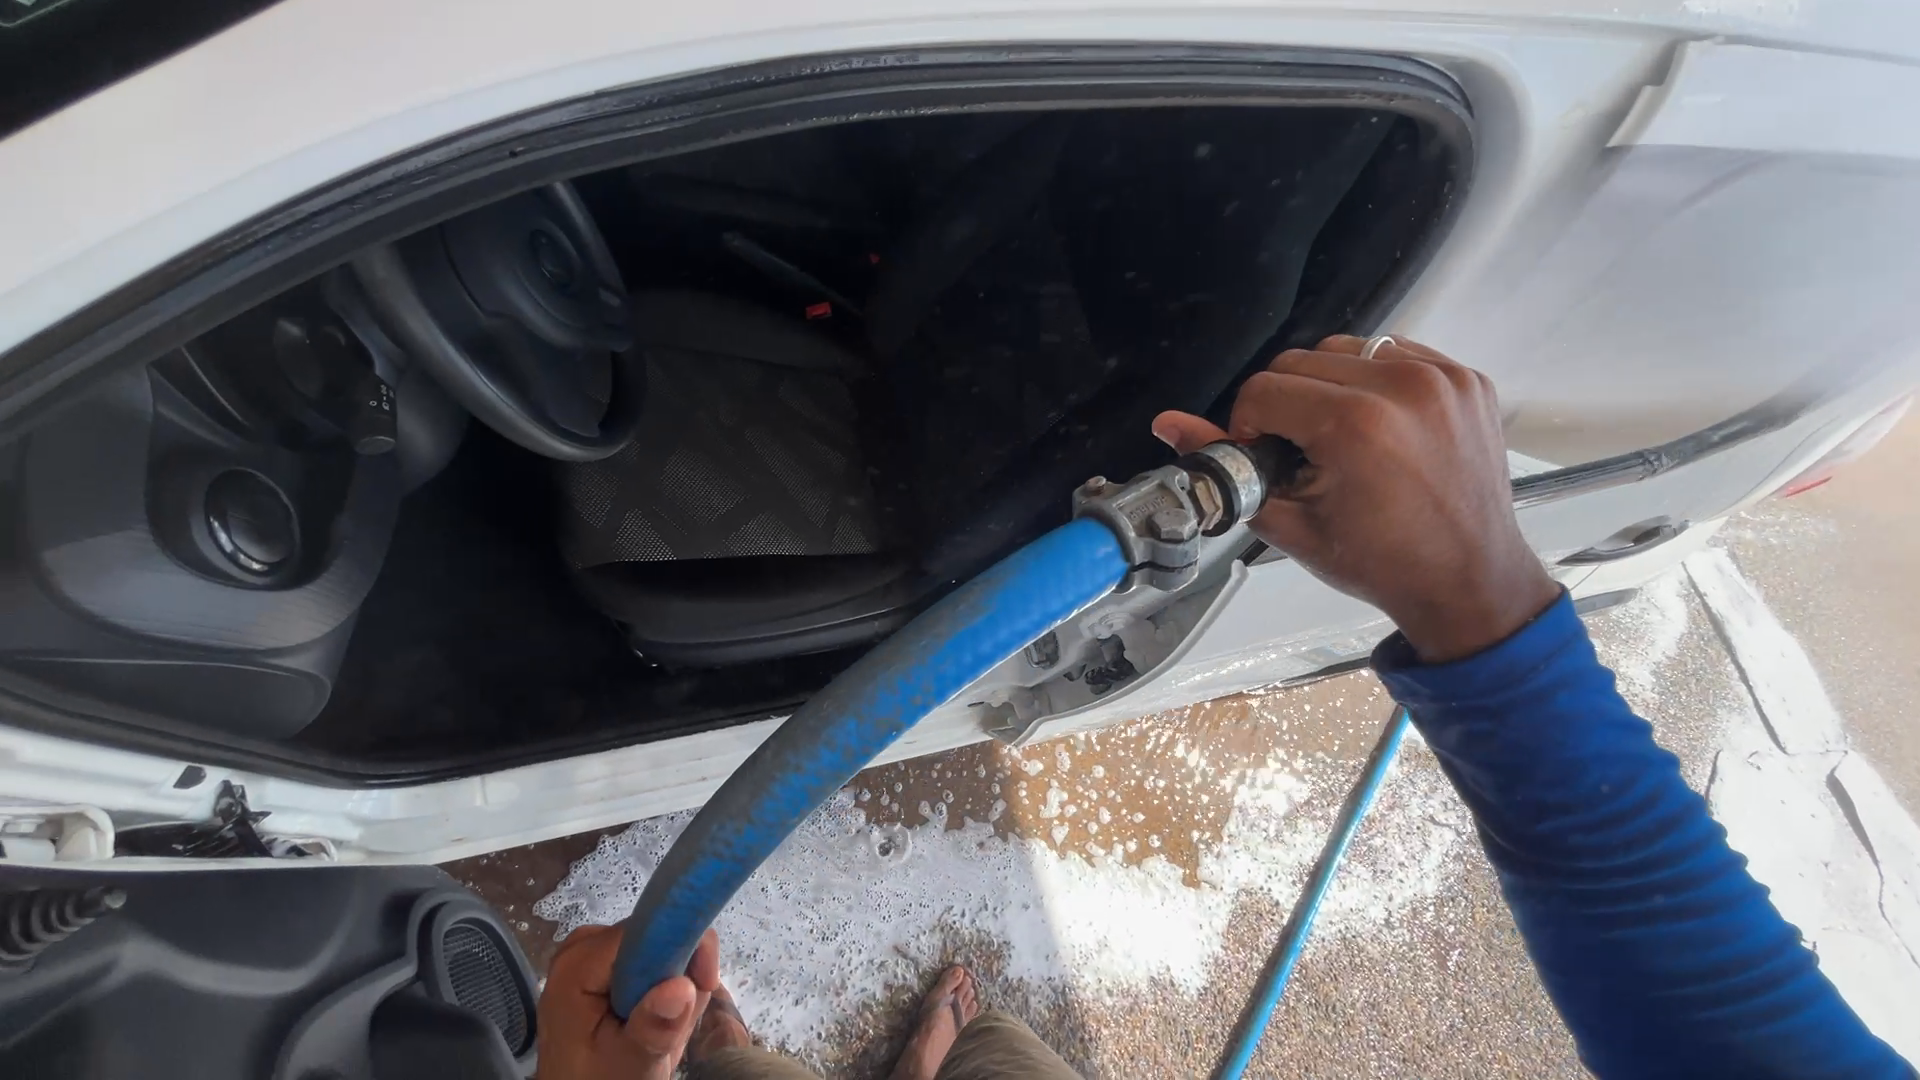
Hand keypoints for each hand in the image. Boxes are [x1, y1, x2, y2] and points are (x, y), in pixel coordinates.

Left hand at [536, 926, 720, 1079]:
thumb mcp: (630, 1065)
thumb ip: (654, 1028)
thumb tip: (681, 987)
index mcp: (579, 963)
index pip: (650, 927)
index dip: (685, 949)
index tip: (704, 984)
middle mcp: (584, 945)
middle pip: (659, 933)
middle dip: (681, 974)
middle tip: (679, 1021)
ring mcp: (594, 951)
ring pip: (663, 944)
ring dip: (677, 984)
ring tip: (665, 1026)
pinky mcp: (605, 960)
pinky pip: (655, 954)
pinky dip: (666, 985)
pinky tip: (656, 1017)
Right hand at [1153, 334, 1558, 662]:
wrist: (1468, 580)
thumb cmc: (1374, 561)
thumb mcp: (1285, 520)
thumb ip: (1223, 467)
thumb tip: (1167, 424)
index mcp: (1354, 424)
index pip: (1262, 390)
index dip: (1247, 426)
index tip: (1265, 459)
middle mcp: (1402, 385)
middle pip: (1298, 361)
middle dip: (1281, 404)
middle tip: (1295, 451)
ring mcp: (1441, 377)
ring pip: (1344, 350)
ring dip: (1322, 386)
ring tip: (1333, 435)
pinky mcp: (1465, 377)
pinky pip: (1392, 353)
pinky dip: (1369, 380)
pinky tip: (1372, 424)